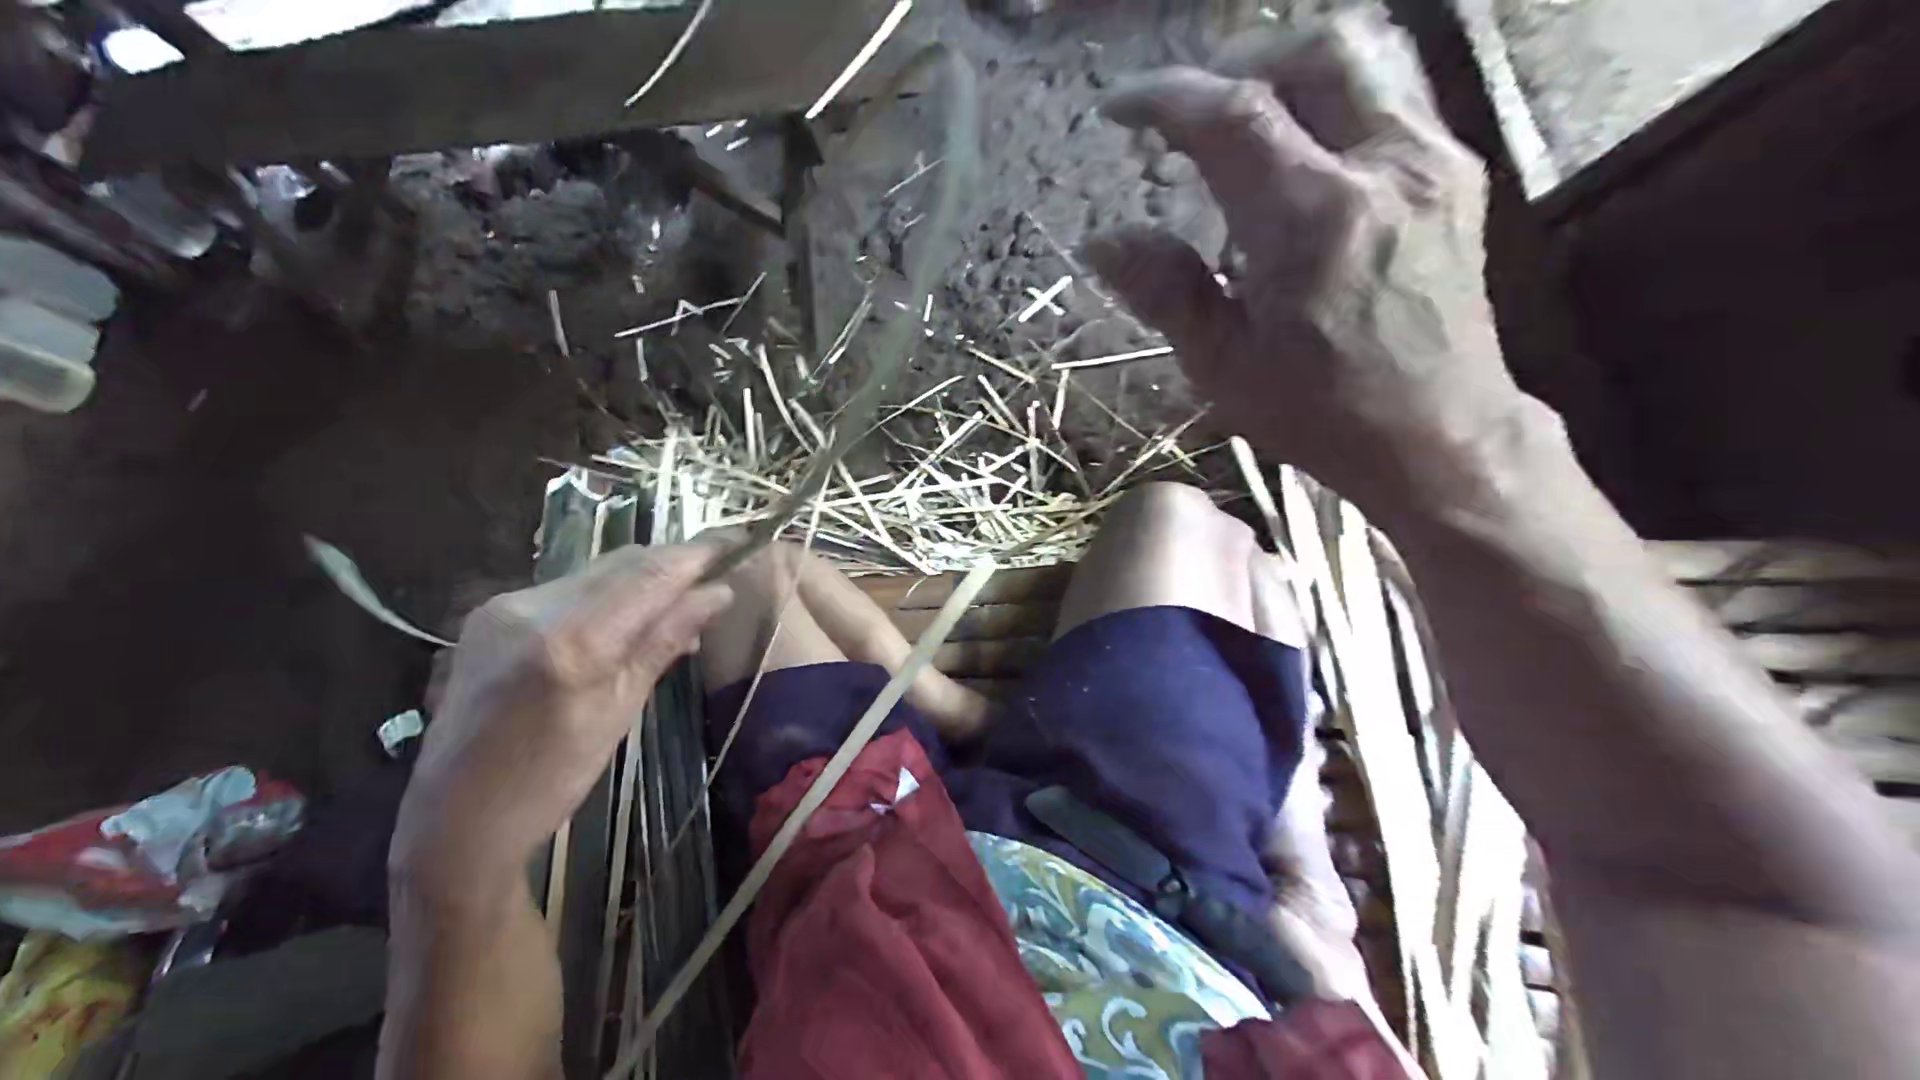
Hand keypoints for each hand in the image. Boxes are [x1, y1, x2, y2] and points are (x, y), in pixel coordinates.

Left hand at [390, 543, 732, 898]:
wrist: (453, 818)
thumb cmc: (552, 780)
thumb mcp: (622, 710)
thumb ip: (666, 640)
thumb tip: (719, 593)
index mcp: (573, 642)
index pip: (652, 574)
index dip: (699, 552)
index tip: (738, 541)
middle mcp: (535, 607)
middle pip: (624, 562)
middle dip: (674, 562)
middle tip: (717, 574)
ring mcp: (507, 604)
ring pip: (598, 571)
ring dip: (643, 579)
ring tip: (680, 605)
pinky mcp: (493, 611)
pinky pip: (569, 587)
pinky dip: (608, 595)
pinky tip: (627, 620)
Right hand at [1086, 12, 1539, 516]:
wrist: (1436, 437)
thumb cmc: (1318, 413)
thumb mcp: (1222, 365)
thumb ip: (1165, 289)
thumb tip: (1102, 240)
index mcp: (1311, 220)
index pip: (1232, 117)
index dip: (1166, 99)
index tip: (1120, 109)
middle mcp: (1383, 167)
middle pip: (1312, 52)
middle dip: (1237, 63)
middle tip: (1189, 107)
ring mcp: (1431, 164)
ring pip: (1362, 63)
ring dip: (1289, 72)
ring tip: (1240, 119)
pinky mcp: (1454, 178)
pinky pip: (1389, 101)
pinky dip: (1331, 104)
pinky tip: (1299, 155)